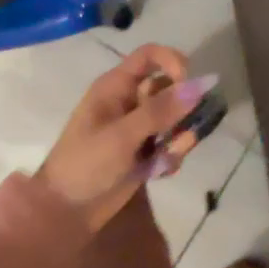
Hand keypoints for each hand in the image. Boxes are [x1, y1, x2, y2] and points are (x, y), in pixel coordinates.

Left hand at [36, 44, 202, 229]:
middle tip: (180, 135)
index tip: (190, 87)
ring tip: (166, 158)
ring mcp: (137, 128)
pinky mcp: (144, 153)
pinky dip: (171, 157)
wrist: (66, 211)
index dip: (173, 62)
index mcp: (115, 87)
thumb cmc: (86, 164)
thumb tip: (202, 83)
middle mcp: (128, 101)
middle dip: (182, 110)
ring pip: (174, 119)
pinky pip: (170, 145)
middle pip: (169, 88)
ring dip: (178, 137)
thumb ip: (161, 110)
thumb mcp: (122, 136)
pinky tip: (158, 173)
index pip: (150, 56)